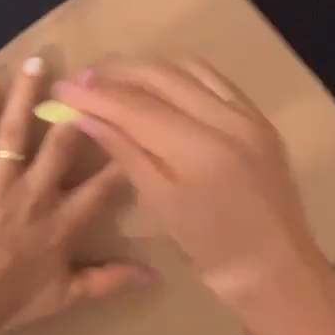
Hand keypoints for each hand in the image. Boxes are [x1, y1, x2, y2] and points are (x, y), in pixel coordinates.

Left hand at [0, 58, 154, 332]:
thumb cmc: (10, 300)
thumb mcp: (65, 296)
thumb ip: (108, 281)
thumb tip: (154, 275)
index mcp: (62, 223)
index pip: (101, 185)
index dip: (121, 155)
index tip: (136, 125)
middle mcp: (34, 194)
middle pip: (60, 145)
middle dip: (77, 108)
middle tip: (90, 76)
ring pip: (16, 131)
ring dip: (27, 94)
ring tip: (37, 62)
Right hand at [54, 60, 331, 312]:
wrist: (275, 266)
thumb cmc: (209, 245)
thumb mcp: (158, 199)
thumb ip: (122, 149)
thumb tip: (81, 115)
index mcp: (199, 149)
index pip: (134, 107)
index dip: (92, 95)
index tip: (59, 90)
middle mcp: (226, 119)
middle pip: (158, 76)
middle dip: (113, 74)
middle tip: (79, 81)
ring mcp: (247, 114)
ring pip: (185, 68)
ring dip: (143, 69)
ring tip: (112, 81)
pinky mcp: (257, 116)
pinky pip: (211, 78)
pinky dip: (176, 75)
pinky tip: (154, 86)